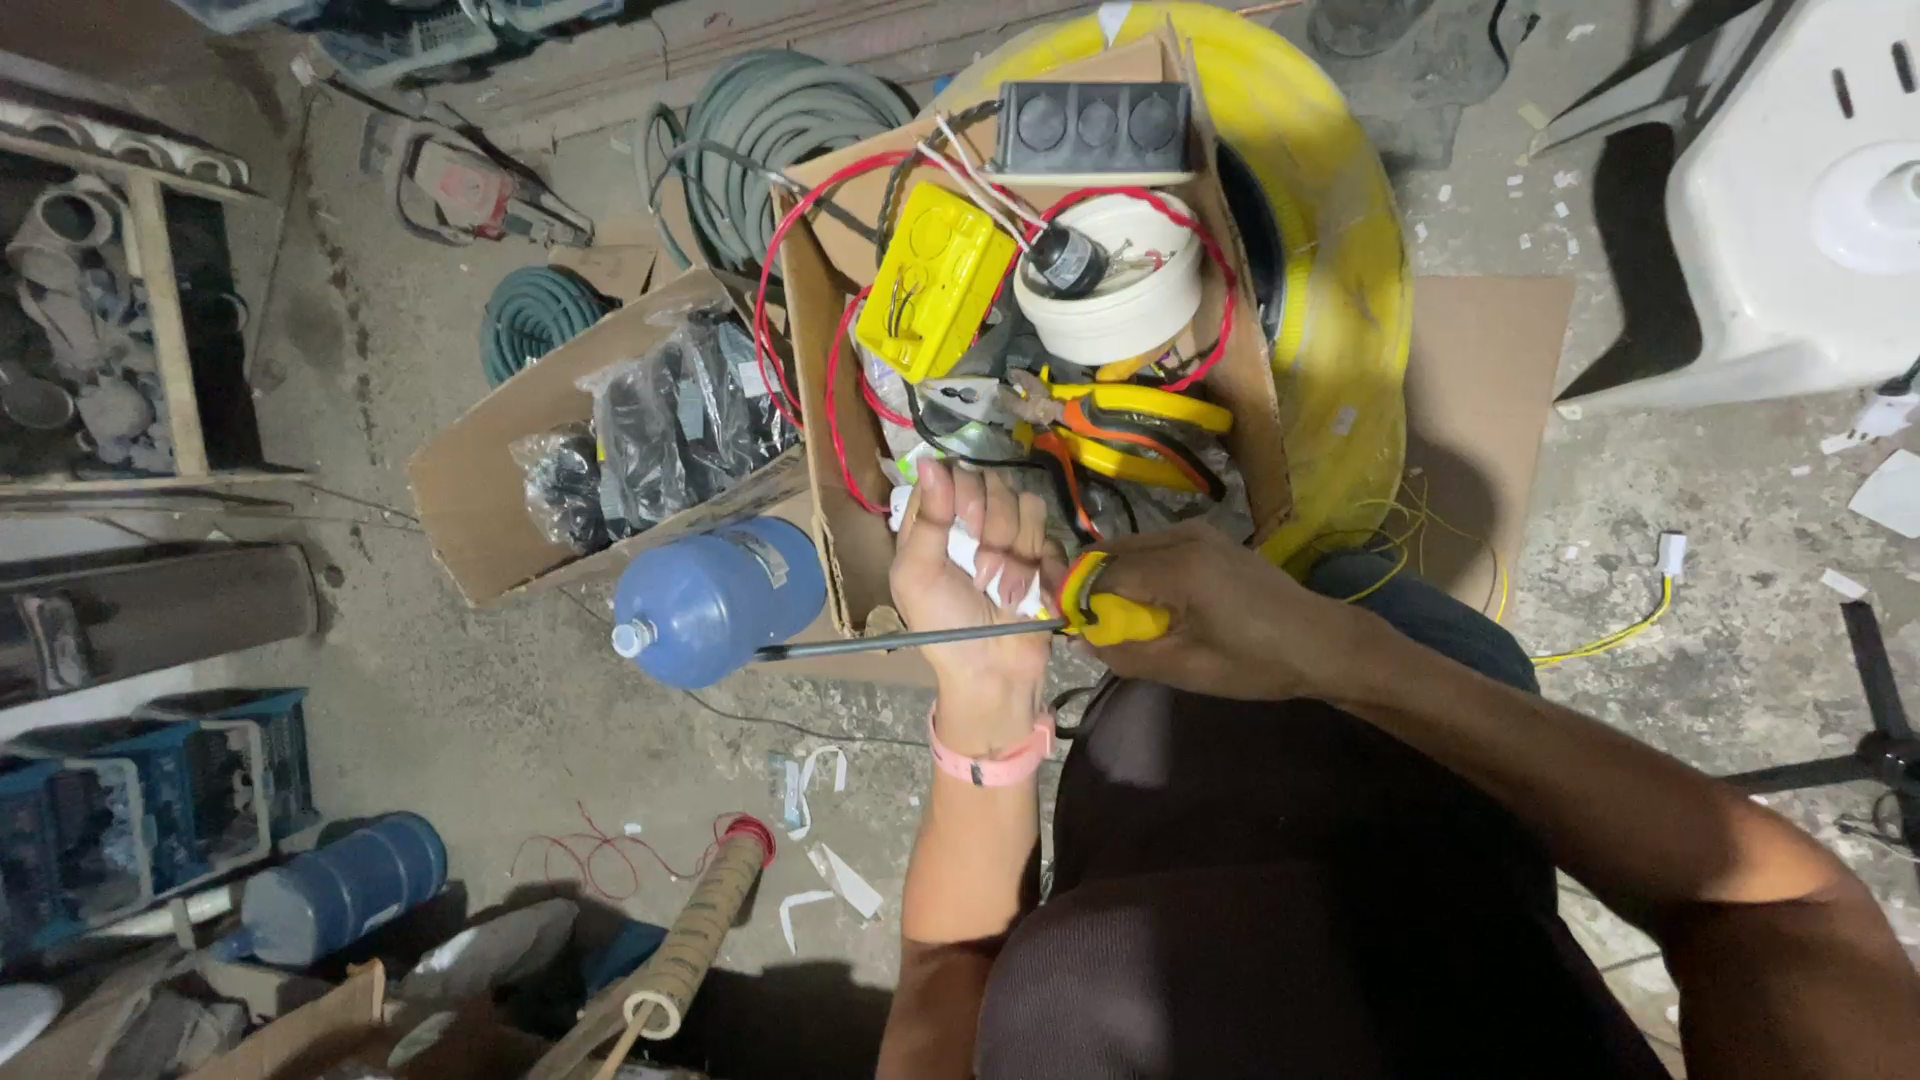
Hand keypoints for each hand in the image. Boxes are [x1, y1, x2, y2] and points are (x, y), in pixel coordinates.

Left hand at [890, 461, 1063, 754]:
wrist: (994, 671)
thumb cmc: (943, 625)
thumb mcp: (918, 575)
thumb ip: (926, 518)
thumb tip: (928, 460)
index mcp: (935, 523)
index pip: (954, 473)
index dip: (964, 492)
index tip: (965, 525)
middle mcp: (972, 523)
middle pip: (996, 484)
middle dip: (994, 530)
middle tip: (982, 572)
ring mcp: (1010, 538)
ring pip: (1028, 506)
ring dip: (1018, 554)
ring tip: (1004, 592)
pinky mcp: (1043, 557)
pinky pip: (1054, 537)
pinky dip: (1045, 569)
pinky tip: (1031, 596)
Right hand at [1085, 522, 1384, 700]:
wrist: (1323, 642)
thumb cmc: (1257, 662)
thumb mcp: (1187, 669)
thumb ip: (1127, 653)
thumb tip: (1082, 640)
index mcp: (1178, 567)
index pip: (1102, 575)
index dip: (1078, 601)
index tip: (1070, 628)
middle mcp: (1183, 536)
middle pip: (1111, 552)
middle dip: (1092, 586)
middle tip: (1091, 624)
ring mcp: (1197, 530)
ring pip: (1130, 546)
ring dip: (1115, 577)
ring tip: (1121, 617)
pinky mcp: (1207, 535)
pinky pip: (1153, 546)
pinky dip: (1138, 569)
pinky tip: (1152, 601)